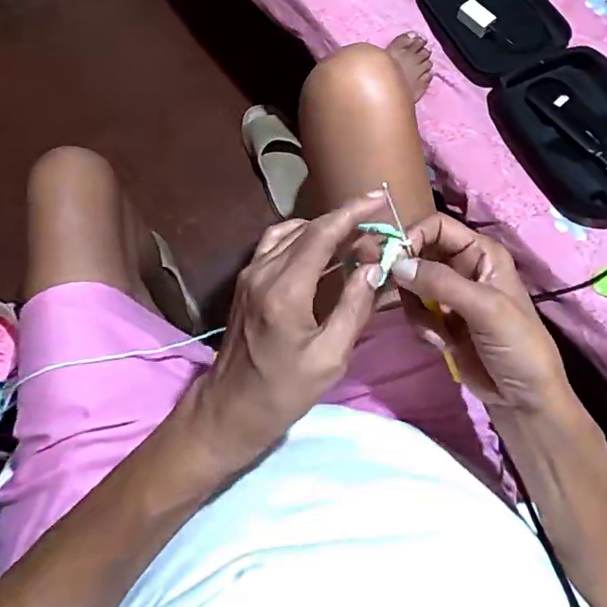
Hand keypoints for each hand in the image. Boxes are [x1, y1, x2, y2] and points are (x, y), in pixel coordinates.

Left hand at [194, 192, 389, 457]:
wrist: (229, 408)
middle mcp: (263, 271)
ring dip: (324, 228)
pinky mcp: (246, 279)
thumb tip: (373, 266)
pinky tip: (321, 248)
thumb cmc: (283, 391)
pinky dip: (302, 236)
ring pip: (291, 231)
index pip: (321, 234)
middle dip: (345, 221)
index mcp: (284, 290)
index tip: (378, 198)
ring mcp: (250, 272)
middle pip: (308, 228)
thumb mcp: (329, 358)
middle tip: (377, 230)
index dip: (351, 213)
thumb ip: (353, 308)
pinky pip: (276, 242)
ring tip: (354, 239)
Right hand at [392, 213, 572, 416]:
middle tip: (400, 295)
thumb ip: (441, 282)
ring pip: (413, 283)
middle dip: (408, 274)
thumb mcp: (485, 308)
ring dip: (416, 308)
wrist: (525, 400)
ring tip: (435, 331)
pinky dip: (421, 325)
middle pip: (420, 252)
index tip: (394, 260)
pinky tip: (441, 344)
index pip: (438, 226)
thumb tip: (397, 264)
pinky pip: (416, 311)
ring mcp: (451, 294)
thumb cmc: (516, 345)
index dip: (414, 236)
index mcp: (482, 252)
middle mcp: (464, 266)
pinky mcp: (442, 320)